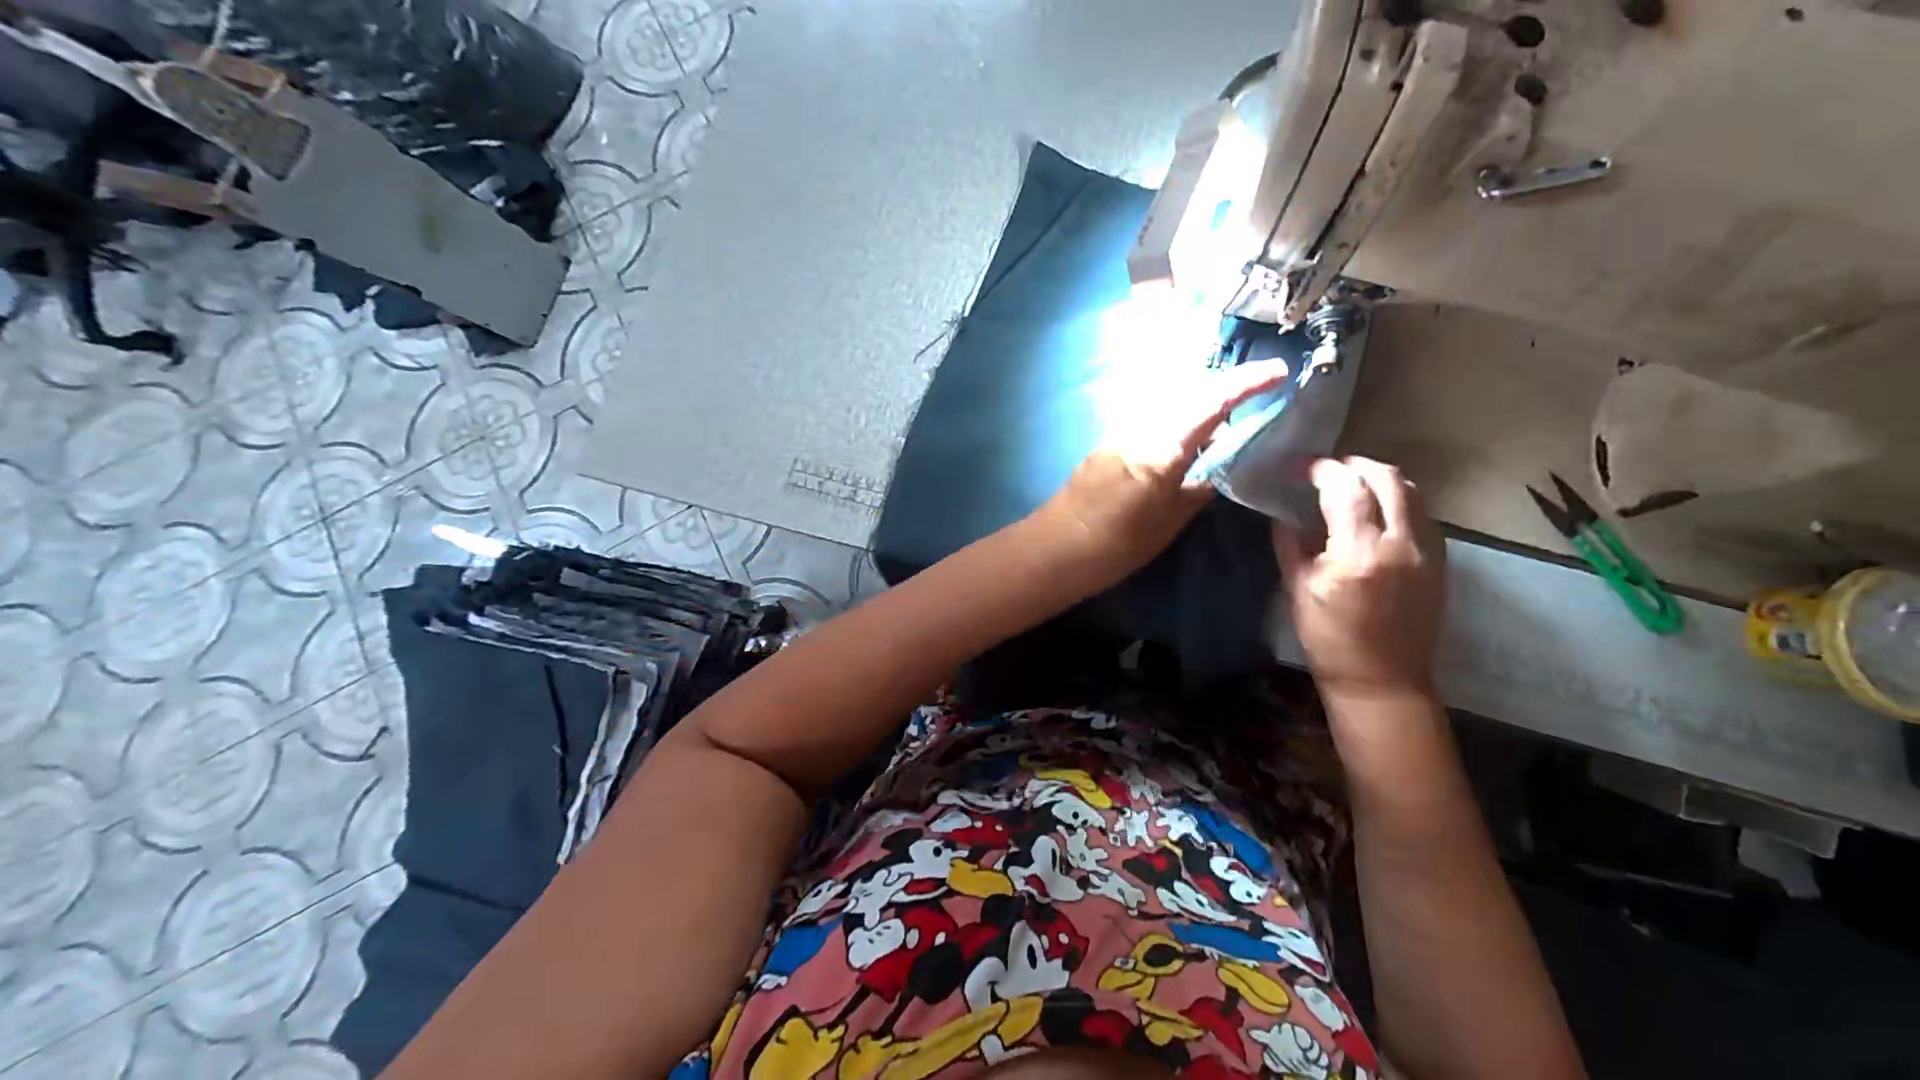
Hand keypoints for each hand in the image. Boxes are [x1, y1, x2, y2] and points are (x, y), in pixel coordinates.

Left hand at [1033, 359, 1290, 586]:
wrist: (1057, 548)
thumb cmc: (1117, 545)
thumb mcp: (1170, 521)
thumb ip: (1199, 486)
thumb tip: (1218, 465)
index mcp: (1161, 448)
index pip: (1212, 401)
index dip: (1248, 382)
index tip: (1279, 372)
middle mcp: (1140, 427)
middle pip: (1190, 392)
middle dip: (1225, 389)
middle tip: (1256, 398)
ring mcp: (1120, 430)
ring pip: (1169, 401)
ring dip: (1200, 402)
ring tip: (1224, 421)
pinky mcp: (1108, 440)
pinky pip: (1151, 416)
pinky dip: (1176, 416)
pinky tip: (1186, 437)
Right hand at [1276, 457, 1445, 702]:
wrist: (1383, 681)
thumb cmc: (1331, 641)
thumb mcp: (1298, 591)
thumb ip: (1290, 544)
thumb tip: (1284, 512)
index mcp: (1359, 553)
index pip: (1345, 489)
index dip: (1322, 470)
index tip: (1301, 468)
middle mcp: (1401, 544)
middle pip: (1386, 479)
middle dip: (1354, 465)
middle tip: (1327, 470)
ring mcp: (1428, 551)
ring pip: (1411, 491)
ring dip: (1380, 478)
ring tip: (1352, 484)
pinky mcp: (1441, 561)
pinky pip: (1423, 513)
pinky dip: (1399, 500)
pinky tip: (1377, 512)